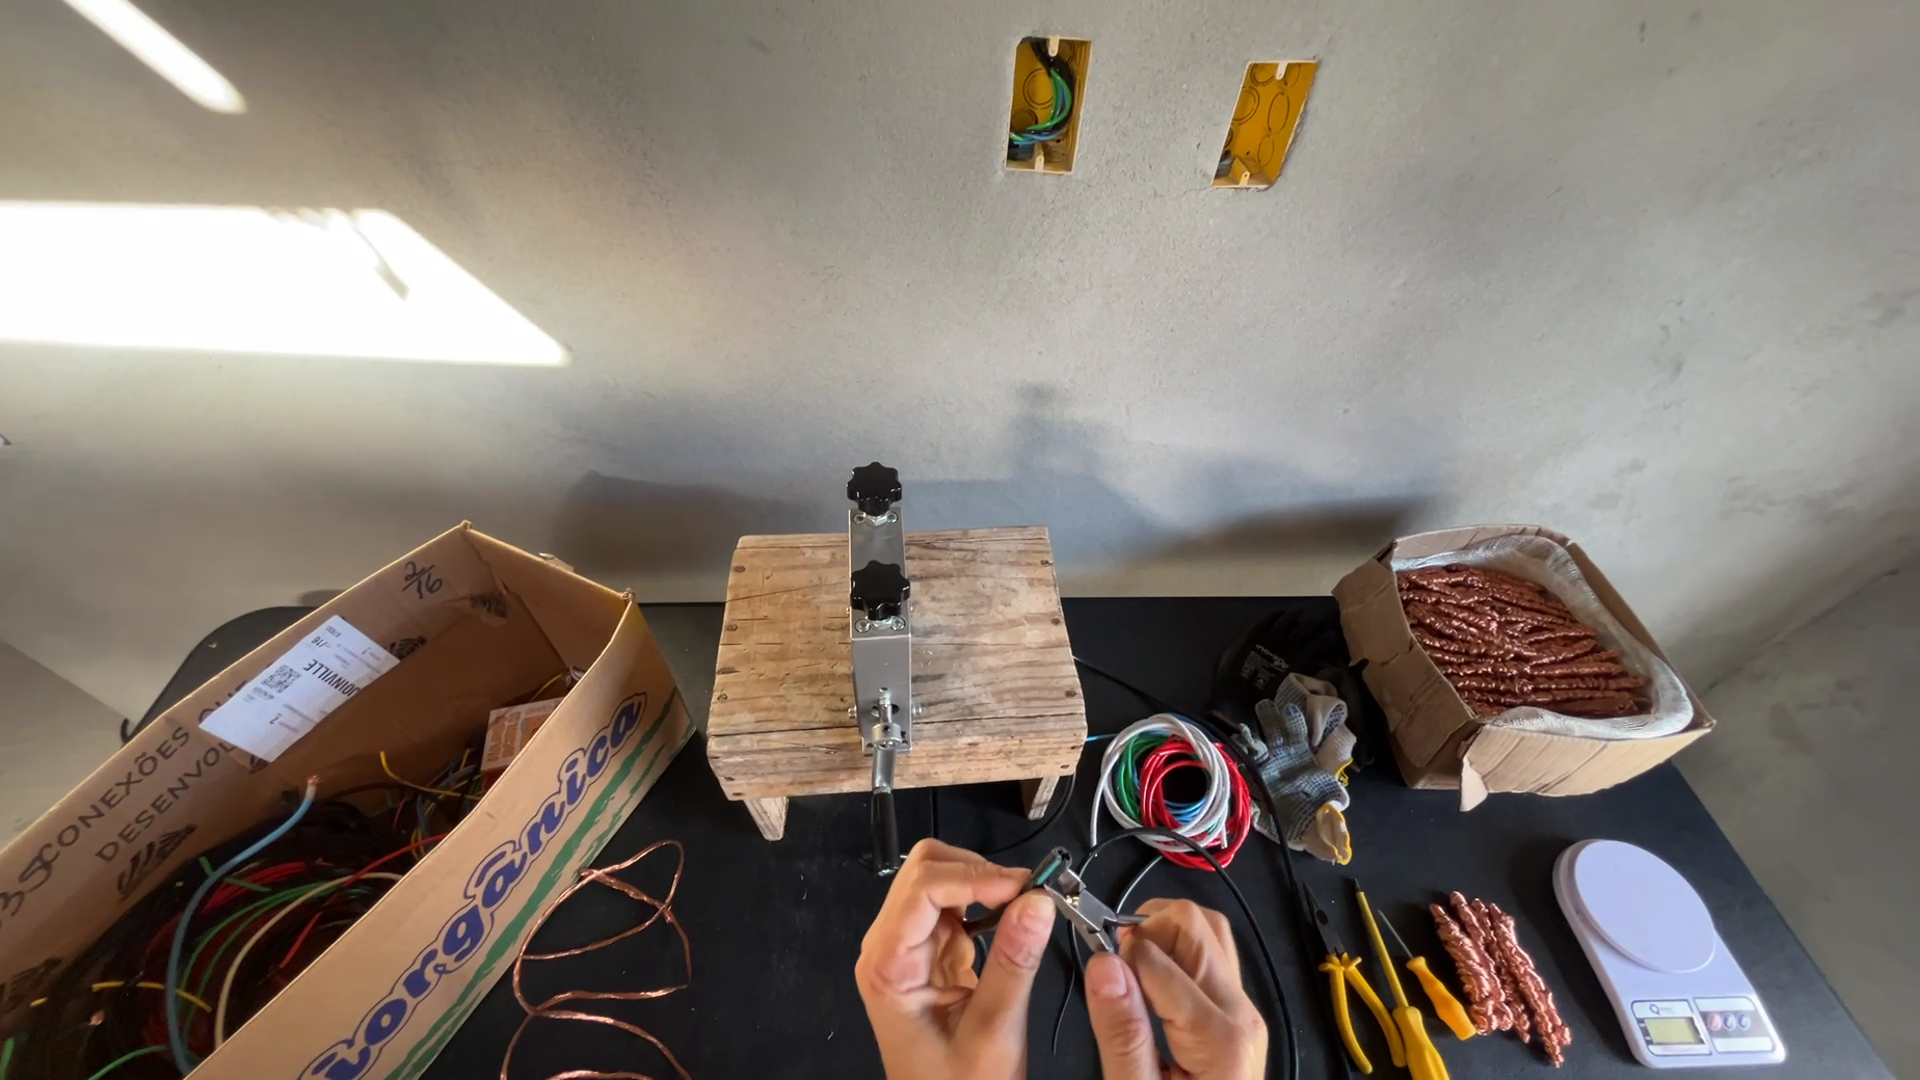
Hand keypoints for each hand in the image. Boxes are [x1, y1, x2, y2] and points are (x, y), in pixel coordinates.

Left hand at [855, 839, 1057, 1078]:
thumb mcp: (993, 1034)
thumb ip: (1014, 963)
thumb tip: (1038, 899)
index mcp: (887, 965)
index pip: (922, 889)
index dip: (973, 875)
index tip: (1023, 886)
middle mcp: (887, 946)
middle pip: (924, 871)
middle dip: (976, 870)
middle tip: (1026, 892)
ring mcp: (905, 946)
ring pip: (938, 879)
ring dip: (980, 882)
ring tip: (1022, 903)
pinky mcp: (927, 952)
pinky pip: (952, 904)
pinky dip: (982, 901)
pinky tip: (1007, 921)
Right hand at [1084, 898, 1266, 1078]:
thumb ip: (1121, 1034)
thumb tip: (1103, 963)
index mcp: (1218, 1039)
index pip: (1156, 957)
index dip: (1118, 959)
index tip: (1098, 978)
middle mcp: (1241, 1013)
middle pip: (1192, 924)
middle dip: (1145, 932)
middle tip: (1117, 968)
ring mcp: (1245, 1010)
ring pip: (1207, 928)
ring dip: (1163, 933)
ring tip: (1134, 970)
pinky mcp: (1240, 1013)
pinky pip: (1212, 950)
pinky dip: (1177, 947)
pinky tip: (1153, 981)